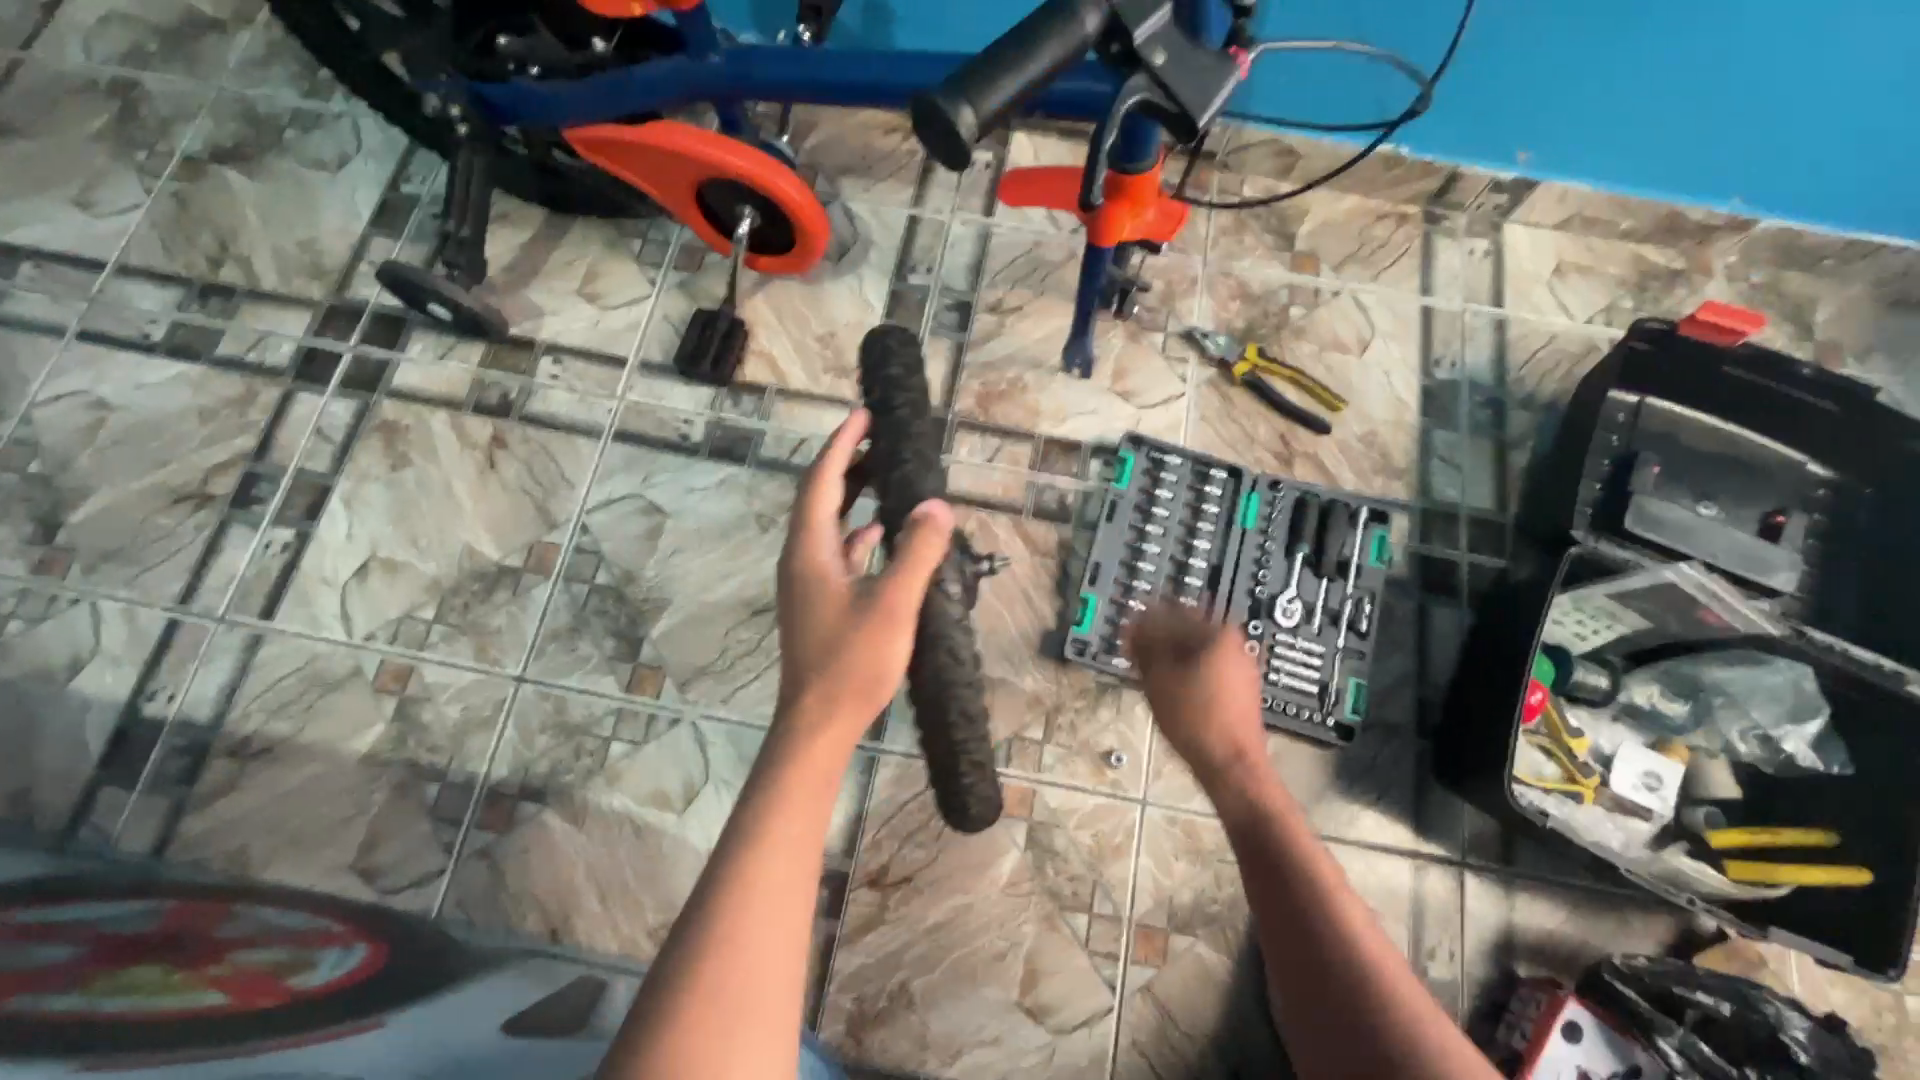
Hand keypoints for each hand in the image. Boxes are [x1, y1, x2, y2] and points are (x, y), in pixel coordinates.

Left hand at [775, 409, 954, 739]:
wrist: (818, 722)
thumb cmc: (852, 663)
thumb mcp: (893, 604)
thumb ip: (916, 552)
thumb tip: (937, 506)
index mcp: (809, 550)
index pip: (821, 481)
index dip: (841, 444)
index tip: (863, 415)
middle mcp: (800, 559)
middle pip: (819, 498)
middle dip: (846, 464)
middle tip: (876, 437)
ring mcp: (806, 583)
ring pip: (827, 526)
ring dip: (851, 497)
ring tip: (883, 476)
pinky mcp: (817, 604)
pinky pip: (835, 554)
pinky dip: (857, 536)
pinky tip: (880, 537)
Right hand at [1126, 604, 1268, 793]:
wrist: (1231, 765)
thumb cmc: (1195, 719)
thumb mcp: (1158, 678)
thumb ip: (1144, 646)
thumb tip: (1133, 626)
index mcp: (1219, 632)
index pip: (1173, 611)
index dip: (1145, 619)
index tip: (1127, 629)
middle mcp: (1237, 644)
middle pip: (1188, 629)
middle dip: (1158, 638)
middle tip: (1133, 649)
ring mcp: (1243, 668)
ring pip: (1197, 651)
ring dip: (1171, 657)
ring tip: (1147, 670)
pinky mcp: (1241, 690)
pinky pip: (1207, 669)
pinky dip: (1186, 673)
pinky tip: (1168, 688)